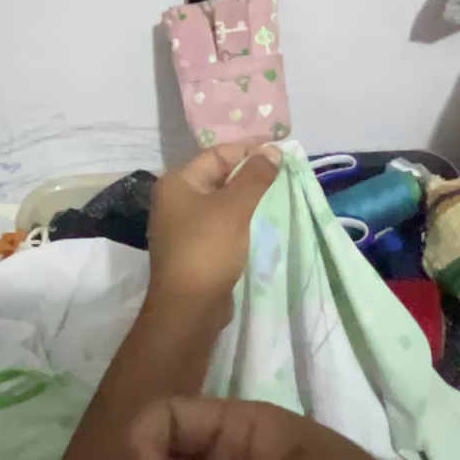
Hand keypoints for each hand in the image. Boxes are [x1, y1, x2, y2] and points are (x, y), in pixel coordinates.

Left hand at [146, 142, 280, 309]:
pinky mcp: (194, 247)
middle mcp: (175, 200)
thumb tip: (272, 151)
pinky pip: (221, 223)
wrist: (189, 308)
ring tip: (278, 196)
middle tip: (283, 176)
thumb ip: (255, 176)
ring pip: (221, 201)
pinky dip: (240, 219)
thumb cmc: (208, 249)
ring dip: (247, 198)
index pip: (217, 154)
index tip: (280, 156)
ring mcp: (183, 225)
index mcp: (177, 183)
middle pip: (218, 176)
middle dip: (250, 175)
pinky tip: (261, 222)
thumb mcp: (234, 207)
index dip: (249, 151)